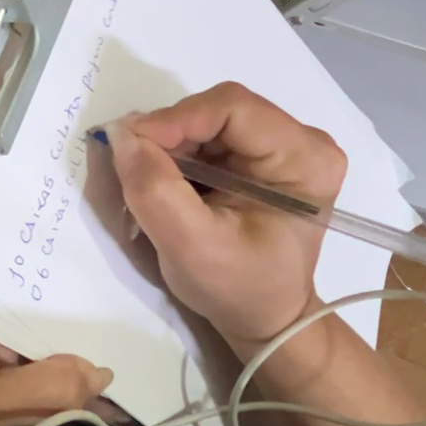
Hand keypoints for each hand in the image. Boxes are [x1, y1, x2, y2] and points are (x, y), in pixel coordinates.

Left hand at [0, 311, 112, 425]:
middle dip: (60, 367)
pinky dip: (11, 377)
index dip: (82, 353)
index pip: (53, 318)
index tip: (111, 389)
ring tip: (69, 401)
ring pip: (17, 347)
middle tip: (94, 405)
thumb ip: (43, 388)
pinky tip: (22, 398)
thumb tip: (104, 373)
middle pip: (37, 332)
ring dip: (36, 375)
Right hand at [106, 83, 345, 346]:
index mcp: (305, 159)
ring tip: (150, 180)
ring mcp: (279, 145)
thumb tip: (121, 134)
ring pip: (205, 120)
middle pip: (216, 110)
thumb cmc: (238, 288)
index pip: (232, 108)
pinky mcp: (257, 155)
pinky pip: (205, 135)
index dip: (175, 119)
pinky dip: (176, 153)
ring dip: (169, 145)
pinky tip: (169, 182)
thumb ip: (155, 190)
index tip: (129, 145)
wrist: (264, 317)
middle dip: (169, 135)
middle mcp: (301, 140)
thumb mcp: (191, 248)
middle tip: (135, 168)